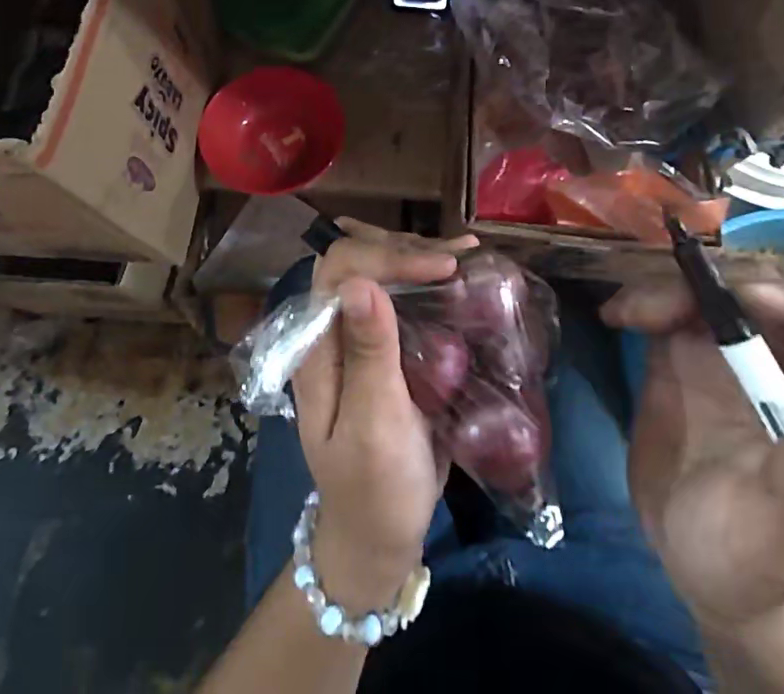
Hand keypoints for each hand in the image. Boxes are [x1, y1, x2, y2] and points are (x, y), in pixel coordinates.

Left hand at [291, 220, 476, 611]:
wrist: (381, 531)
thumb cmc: (374, 486)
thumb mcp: (373, 424)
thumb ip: (368, 355)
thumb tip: (359, 284)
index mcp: (317, 348)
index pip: (338, 272)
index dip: (386, 259)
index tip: (441, 268)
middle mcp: (333, 335)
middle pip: (358, 265)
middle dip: (405, 251)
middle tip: (459, 255)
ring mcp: (359, 342)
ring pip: (380, 279)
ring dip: (419, 260)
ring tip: (466, 253)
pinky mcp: (386, 354)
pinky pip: (403, 306)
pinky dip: (431, 287)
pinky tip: (462, 278)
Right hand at [603, 277, 783, 632]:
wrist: (693, 560)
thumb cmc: (751, 560)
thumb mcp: (778, 541)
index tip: (749, 301)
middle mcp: (783, 371)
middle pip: (771, 293)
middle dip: (721, 285)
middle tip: (666, 306)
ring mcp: (728, 361)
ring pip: (712, 293)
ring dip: (670, 288)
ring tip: (627, 314)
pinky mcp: (681, 360)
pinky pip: (667, 311)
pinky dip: (641, 302)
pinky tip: (614, 316)